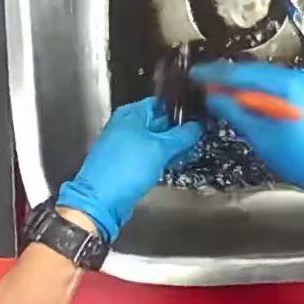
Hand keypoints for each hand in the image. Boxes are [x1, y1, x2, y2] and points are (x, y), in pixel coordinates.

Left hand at [56, 98, 203, 241]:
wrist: (101, 200)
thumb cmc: (127, 167)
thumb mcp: (160, 149)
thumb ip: (181, 136)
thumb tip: (198, 126)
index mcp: (131, 114)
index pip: (161, 103)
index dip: (181, 108)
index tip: (201, 113)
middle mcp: (127, 125)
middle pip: (160, 121)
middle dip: (180, 128)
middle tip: (202, 133)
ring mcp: (126, 145)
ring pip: (156, 140)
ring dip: (173, 145)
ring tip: (194, 148)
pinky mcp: (128, 163)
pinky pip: (150, 155)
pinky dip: (163, 157)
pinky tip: (178, 161)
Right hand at [189, 61, 303, 249]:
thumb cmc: (302, 158)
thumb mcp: (261, 136)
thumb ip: (235, 112)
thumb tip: (213, 97)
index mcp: (286, 84)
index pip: (242, 73)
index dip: (215, 74)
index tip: (194, 74)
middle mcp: (297, 77)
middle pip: (253, 72)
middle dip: (226, 78)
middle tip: (202, 83)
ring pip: (264, 79)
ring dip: (241, 86)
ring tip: (218, 92)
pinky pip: (275, 87)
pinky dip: (257, 92)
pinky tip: (244, 100)